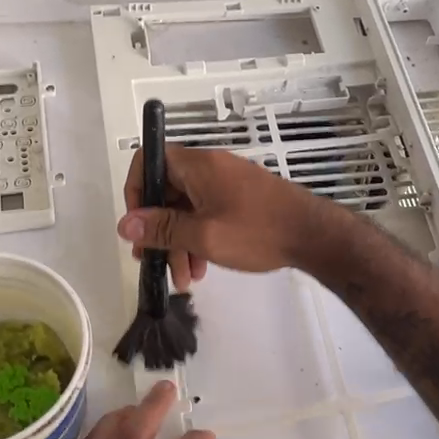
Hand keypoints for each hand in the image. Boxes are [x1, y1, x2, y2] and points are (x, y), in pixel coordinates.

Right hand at [119, 144, 323, 287]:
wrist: (313, 235)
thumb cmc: (258, 232)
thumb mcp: (204, 235)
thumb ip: (162, 229)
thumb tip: (125, 224)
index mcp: (198, 166)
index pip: (149, 159)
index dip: (136, 189)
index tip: (138, 224)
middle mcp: (210, 167)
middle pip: (167, 190)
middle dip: (159, 230)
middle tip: (154, 263)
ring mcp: (227, 182)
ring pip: (188, 208)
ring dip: (180, 241)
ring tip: (184, 278)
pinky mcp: (241, 198)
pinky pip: (207, 212)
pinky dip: (200, 237)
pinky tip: (202, 267)